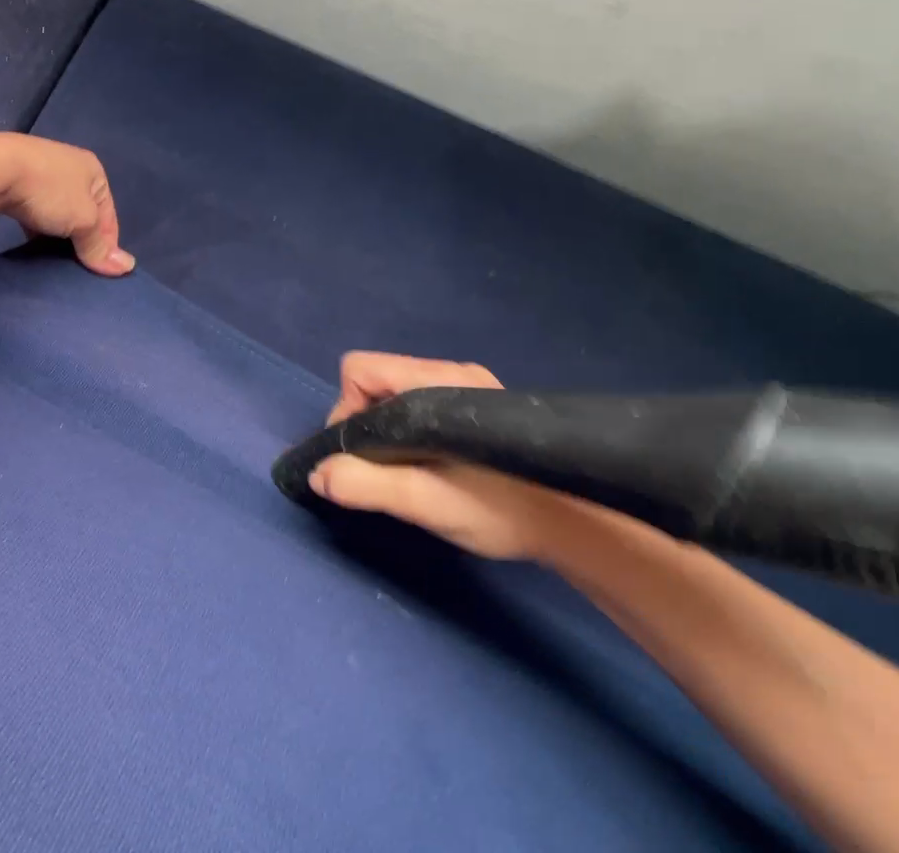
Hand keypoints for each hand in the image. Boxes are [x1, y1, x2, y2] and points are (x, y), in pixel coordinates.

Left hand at [0, 132, 134, 276]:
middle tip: (77, 268)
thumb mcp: (83, 221)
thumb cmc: (49, 192)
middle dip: (82, 240)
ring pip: (59, 213)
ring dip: (58, 235)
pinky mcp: (16, 181)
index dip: (107, 246)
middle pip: (85, 214)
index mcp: (94, 170)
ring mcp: (41, 172)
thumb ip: (100, 246)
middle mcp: (70, 167)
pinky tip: (32, 244)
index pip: (109, 216)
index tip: (99, 272)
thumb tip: (127, 267)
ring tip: (54, 259)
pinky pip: (36, 212)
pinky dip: (38, 228)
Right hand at [309, 352, 571, 560]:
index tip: (358, 458)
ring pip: (396, 397)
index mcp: (437, 382)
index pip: (359, 370)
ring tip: (405, 473)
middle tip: (380, 471)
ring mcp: (468, 389)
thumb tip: (317, 474)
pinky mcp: (479, 412)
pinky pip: (420, 409)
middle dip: (362, 425)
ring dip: (385, 433)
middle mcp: (451, 373)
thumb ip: (365, 485)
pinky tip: (431, 469)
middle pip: (374, 382)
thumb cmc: (502, 510)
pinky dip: (408, 435)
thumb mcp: (425, 502)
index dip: (344, 411)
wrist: (581, 528)